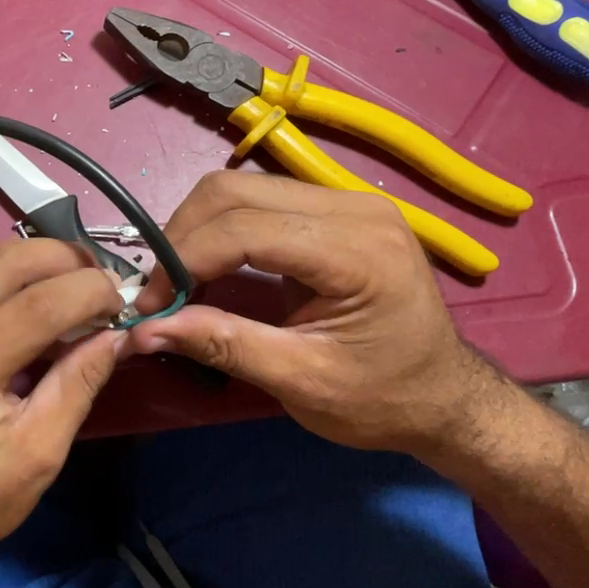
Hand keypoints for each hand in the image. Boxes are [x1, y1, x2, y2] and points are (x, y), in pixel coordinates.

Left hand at [0, 238, 125, 587]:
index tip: (125, 299)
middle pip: (4, 263)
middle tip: (105, 283)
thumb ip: (77, 386)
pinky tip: (34, 315)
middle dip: (64, 260)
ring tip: (79, 292)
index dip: (88, 292)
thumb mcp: (36, 457)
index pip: (34, 306)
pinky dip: (7, 290)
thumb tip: (119, 333)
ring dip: (37, 269)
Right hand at [128, 171, 508, 456]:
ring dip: (195, 231)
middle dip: (180, 238)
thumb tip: (143, 331)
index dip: (182, 260)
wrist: (445, 398)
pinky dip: (218, 230)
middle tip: (158, 292)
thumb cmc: (383, 399)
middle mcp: (352, 208)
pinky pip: (256, 200)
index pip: (243, 228)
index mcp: (357, 251)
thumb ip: (223, 345)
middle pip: (233, 191)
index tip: (148, 305)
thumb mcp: (301, 381)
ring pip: (238, 188)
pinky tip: (207, 267)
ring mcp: (345, 202)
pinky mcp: (333, 210)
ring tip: (177, 282)